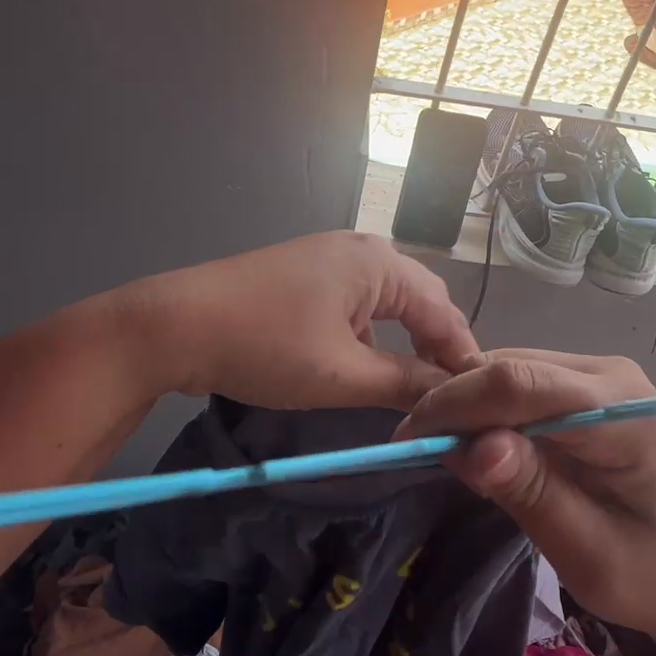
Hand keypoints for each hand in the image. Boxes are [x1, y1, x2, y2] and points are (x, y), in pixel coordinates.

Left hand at [116, 231, 478, 411]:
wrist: (176, 325)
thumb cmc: (266, 345)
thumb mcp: (341, 373)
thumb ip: (404, 384)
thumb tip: (453, 402)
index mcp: (379, 262)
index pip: (443, 312)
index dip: (463, 359)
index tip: (480, 405)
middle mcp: (362, 250)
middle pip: (420, 301)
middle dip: (438, 348)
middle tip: (453, 401)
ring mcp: (331, 259)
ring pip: (389, 304)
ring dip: (406, 344)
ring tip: (420, 391)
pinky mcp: (307, 276)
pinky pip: (359, 304)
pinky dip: (373, 336)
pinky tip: (373, 368)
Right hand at [394, 350, 655, 638]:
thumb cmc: (648, 573)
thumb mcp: (589, 552)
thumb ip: (533, 494)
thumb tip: (471, 447)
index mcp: (623, 408)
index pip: (523, 384)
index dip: (460, 404)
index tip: (410, 438)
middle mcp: (608, 373)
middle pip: (510, 368)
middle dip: (456, 403)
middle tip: (415, 449)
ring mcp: (595, 374)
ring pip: (507, 368)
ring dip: (468, 406)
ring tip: (447, 454)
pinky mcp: (580, 384)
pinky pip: (518, 381)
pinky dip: (487, 409)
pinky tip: (480, 446)